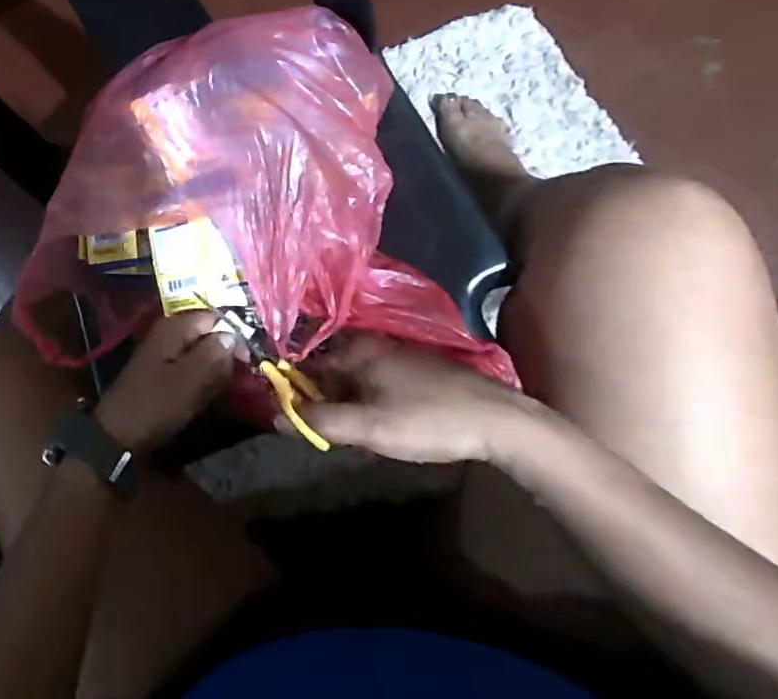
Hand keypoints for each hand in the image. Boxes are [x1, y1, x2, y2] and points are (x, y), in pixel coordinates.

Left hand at [95, 311, 234, 450]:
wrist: (118, 437)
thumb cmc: (156, 405)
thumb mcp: (190, 379)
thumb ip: (214, 353)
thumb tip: (233, 335)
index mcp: (173, 327)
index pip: (214, 317)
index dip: (235, 334)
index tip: (250, 360)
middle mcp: (167, 333)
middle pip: (208, 334)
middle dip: (226, 351)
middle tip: (243, 375)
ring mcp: (163, 353)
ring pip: (201, 352)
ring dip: (216, 367)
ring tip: (230, 386)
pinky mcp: (161, 373)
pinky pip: (190, 368)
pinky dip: (203, 378)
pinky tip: (210, 393)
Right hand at [298, 332, 549, 463]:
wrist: (500, 421)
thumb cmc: (428, 420)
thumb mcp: (370, 428)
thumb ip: (321, 421)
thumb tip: (277, 416)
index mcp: (357, 350)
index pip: (306, 362)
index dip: (291, 386)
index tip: (286, 412)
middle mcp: (372, 344)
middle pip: (329, 368)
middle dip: (319, 397)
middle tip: (324, 430)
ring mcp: (396, 354)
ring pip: (352, 376)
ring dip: (344, 401)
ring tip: (352, 433)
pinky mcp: (415, 368)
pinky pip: (374, 379)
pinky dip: (365, 399)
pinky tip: (379, 423)